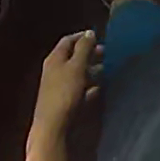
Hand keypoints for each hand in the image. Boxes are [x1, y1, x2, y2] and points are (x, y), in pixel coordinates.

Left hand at [29, 30, 99, 146]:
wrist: (52, 128)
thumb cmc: (65, 93)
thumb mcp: (77, 67)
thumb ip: (84, 48)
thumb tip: (90, 32)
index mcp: (55, 59)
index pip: (68, 40)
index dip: (82, 37)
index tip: (98, 36)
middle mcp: (54, 70)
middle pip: (73, 57)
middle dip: (89, 53)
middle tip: (106, 53)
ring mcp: (58, 87)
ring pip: (77, 74)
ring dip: (91, 70)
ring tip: (107, 70)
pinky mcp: (63, 102)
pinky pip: (79, 90)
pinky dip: (89, 87)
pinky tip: (100, 89)